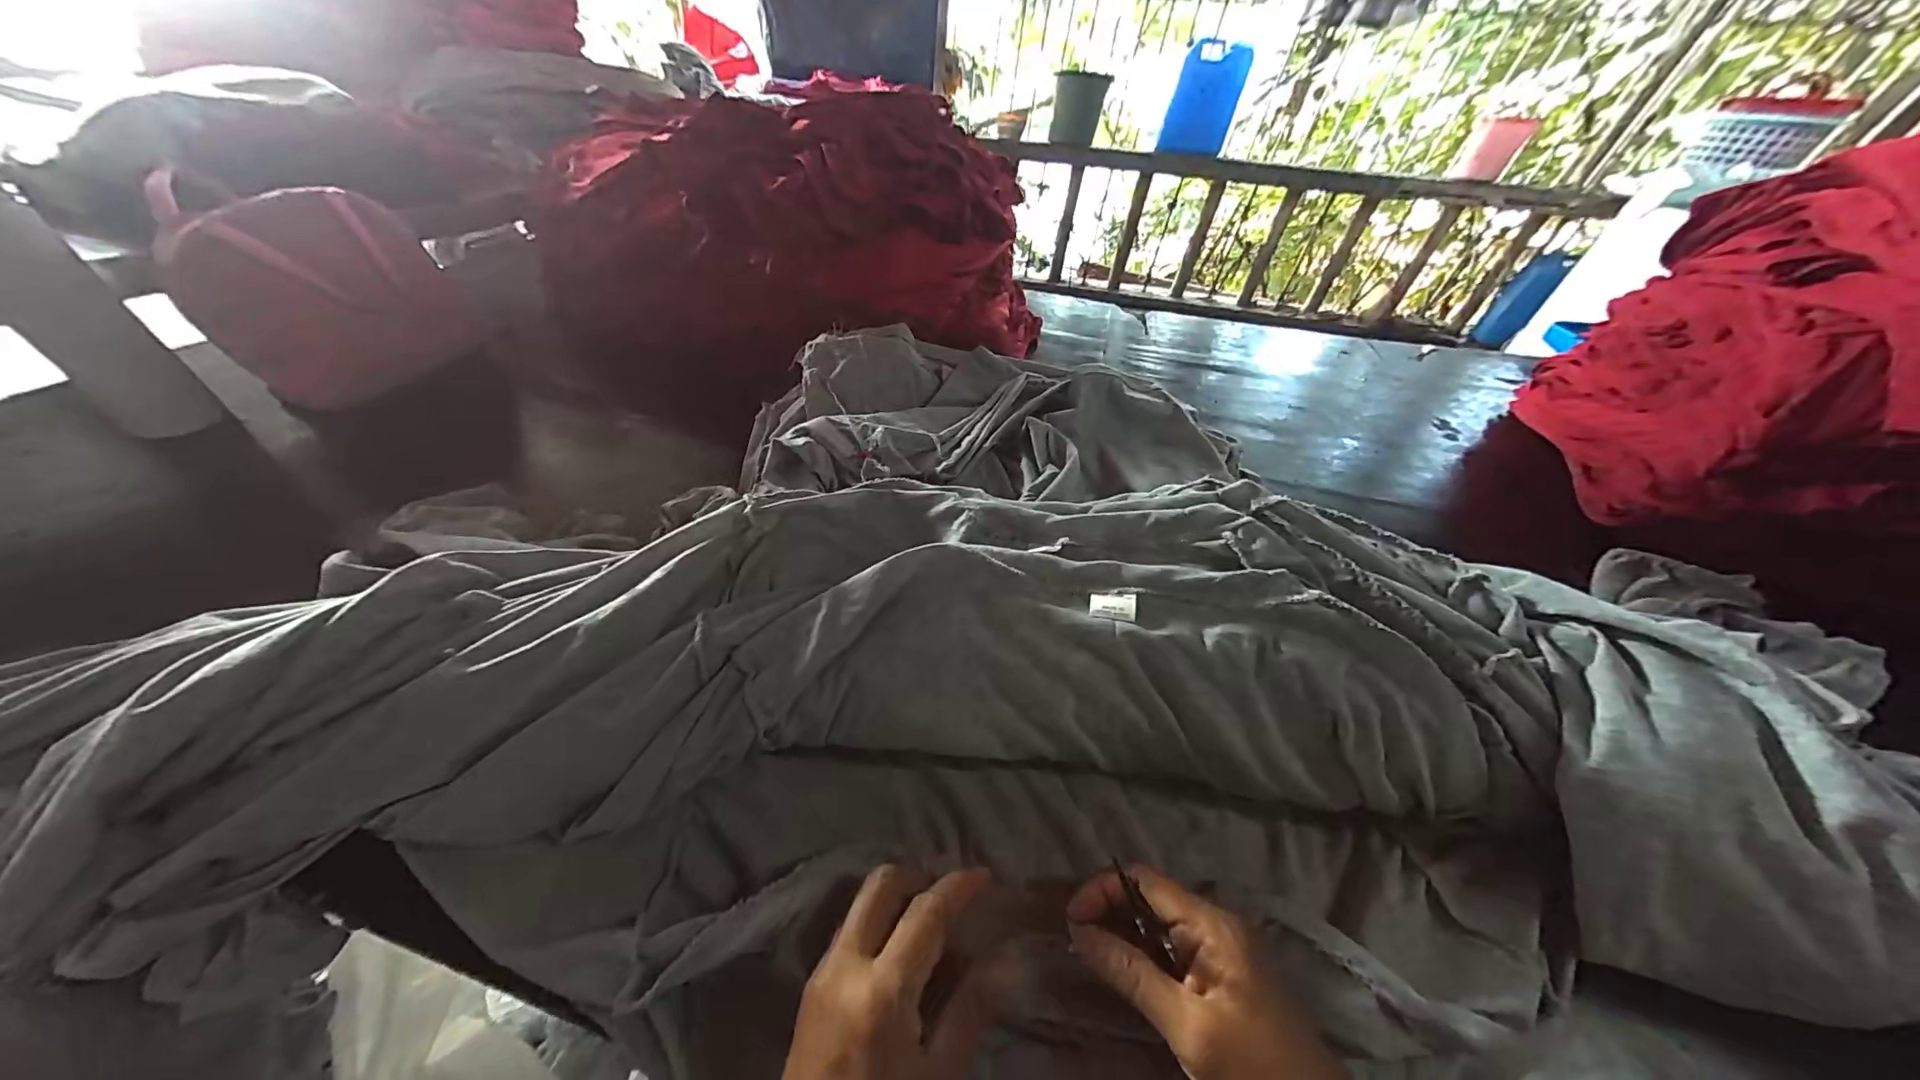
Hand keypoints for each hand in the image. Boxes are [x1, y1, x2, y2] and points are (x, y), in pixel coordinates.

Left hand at [783, 865, 997, 1079]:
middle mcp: (846, 965)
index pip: (925, 913)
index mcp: (883, 991)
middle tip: (952, 893)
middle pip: (881, 885)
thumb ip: (970, 1010)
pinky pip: (849, 927)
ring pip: (861, 901)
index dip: (958, 887)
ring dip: (897, 893)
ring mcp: (822, 971)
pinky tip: (901, 945)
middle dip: (920, 874)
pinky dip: (878, 918)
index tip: (984, 876)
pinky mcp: (811, 983)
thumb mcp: (938, 1075)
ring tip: (931, 915)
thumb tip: (1005, 959)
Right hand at [1066, 864, 1346, 1079]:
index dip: (1102, 890)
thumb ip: (1133, 974)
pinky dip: (1142, 955)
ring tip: (1088, 953)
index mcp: (1212, 924)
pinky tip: (1122, 972)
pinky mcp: (1222, 975)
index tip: (1071, 921)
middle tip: (1073, 940)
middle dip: (1107, 910)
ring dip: (1122, 933)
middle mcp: (1216, 924)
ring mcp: (1222, 949)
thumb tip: (1079, 931)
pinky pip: (1173, 949)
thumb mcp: (1188, 1025)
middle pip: (1149, 897)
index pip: (1144, 880)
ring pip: (1158, 924)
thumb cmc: (1254, 1068)